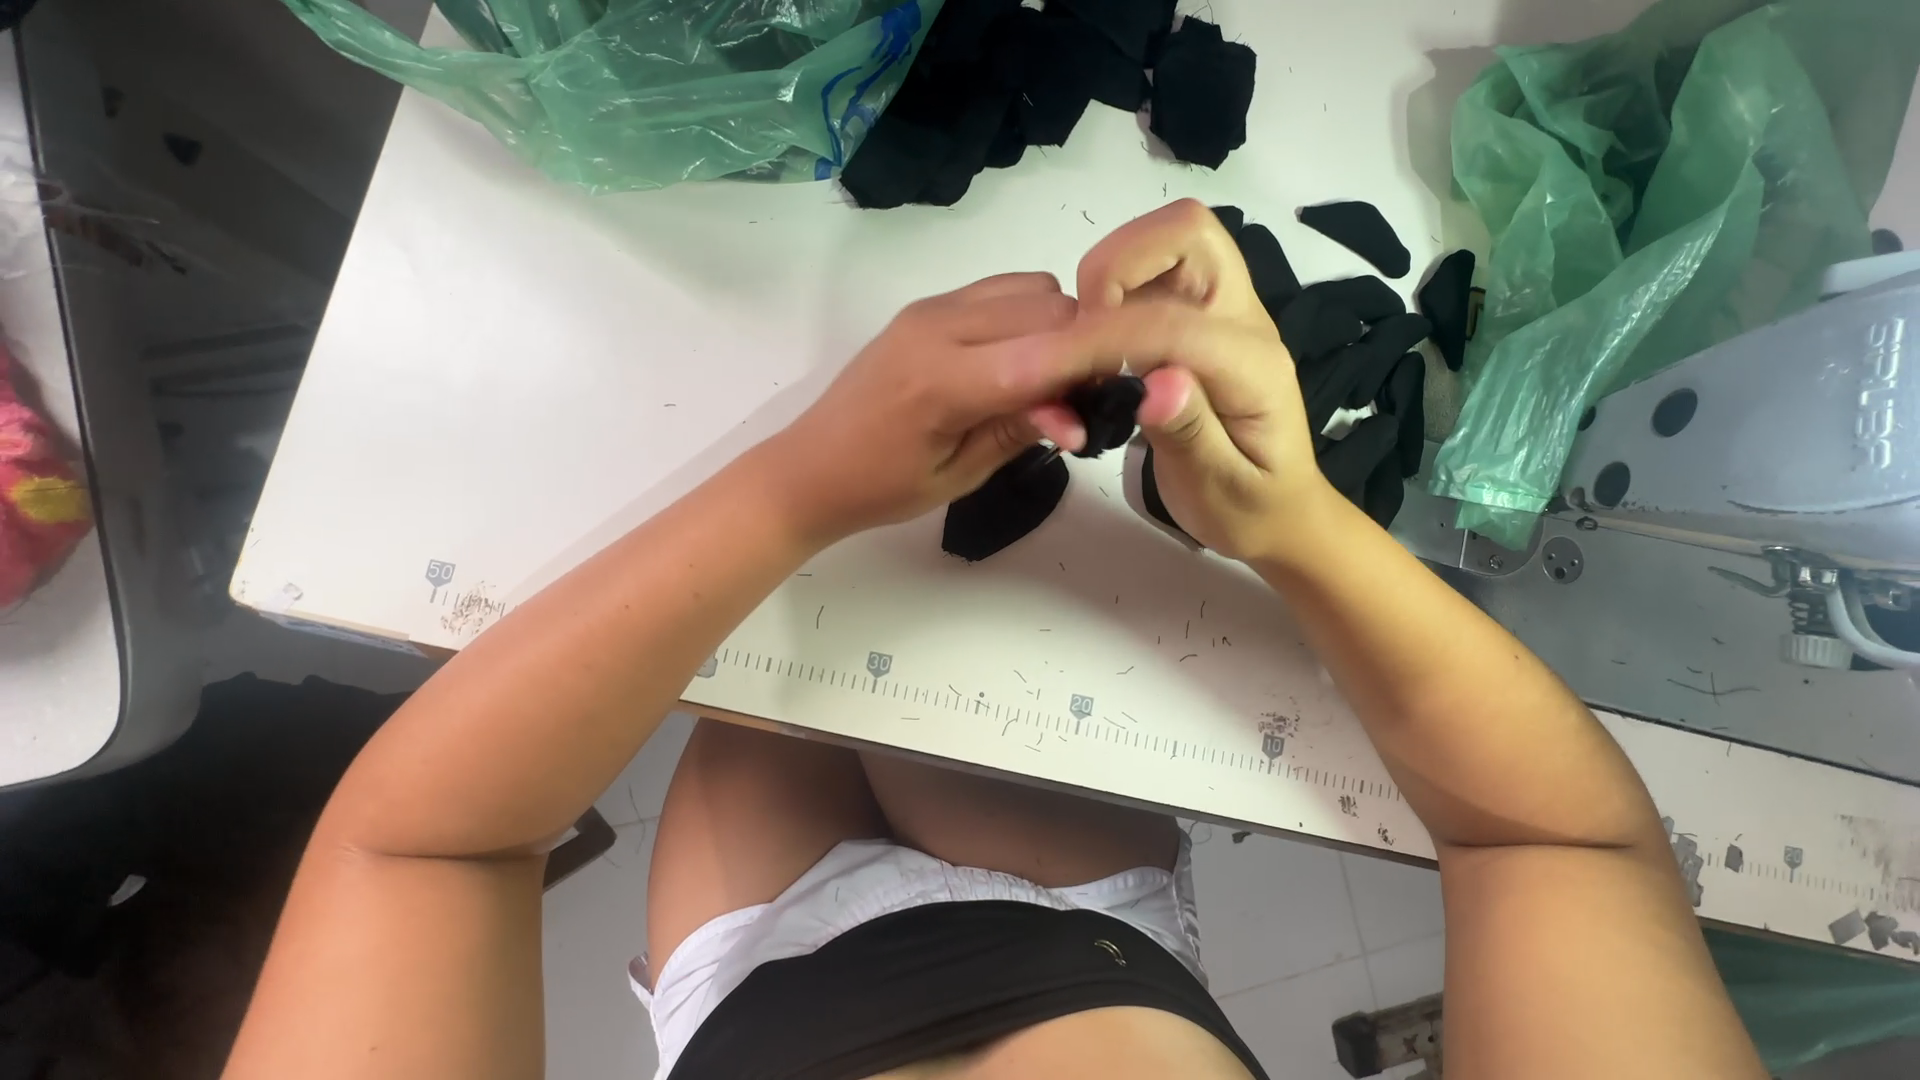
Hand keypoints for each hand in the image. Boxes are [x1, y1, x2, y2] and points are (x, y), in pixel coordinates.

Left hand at [760, 272, 1116, 543]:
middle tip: (1087, 397)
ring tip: (1052, 381)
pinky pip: (999, 291)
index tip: (1134, 379)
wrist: (811, 466)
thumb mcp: (957, 474)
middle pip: (1048, 308)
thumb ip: (1019, 430)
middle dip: (1085, 345)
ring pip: (1029, 289)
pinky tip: (1020, 359)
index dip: (1101, 359)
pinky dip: (1028, 316)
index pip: (1046, 350)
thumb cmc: (881, 488)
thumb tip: (1080, 412)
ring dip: (1058, 326)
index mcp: (944, 381)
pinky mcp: (926, 307)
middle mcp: (939, 326)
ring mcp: (930, 309)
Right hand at [1049, 200, 1341, 563]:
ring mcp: (1222, 312)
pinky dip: (1110, 292)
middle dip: (1115, 267)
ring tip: (1083, 345)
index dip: (1101, 339)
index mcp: (1254, 366)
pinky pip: (1151, 271)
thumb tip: (1156, 384)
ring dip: (1110, 275)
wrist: (1280, 511)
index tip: (1049, 372)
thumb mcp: (1223, 494)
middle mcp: (1242, 320)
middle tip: (1079, 337)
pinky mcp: (1197, 319)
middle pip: (1185, 231)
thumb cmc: (1251, 510)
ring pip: (1166, 240)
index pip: (1170, 323)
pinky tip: (1095, 351)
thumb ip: (1193, 437)